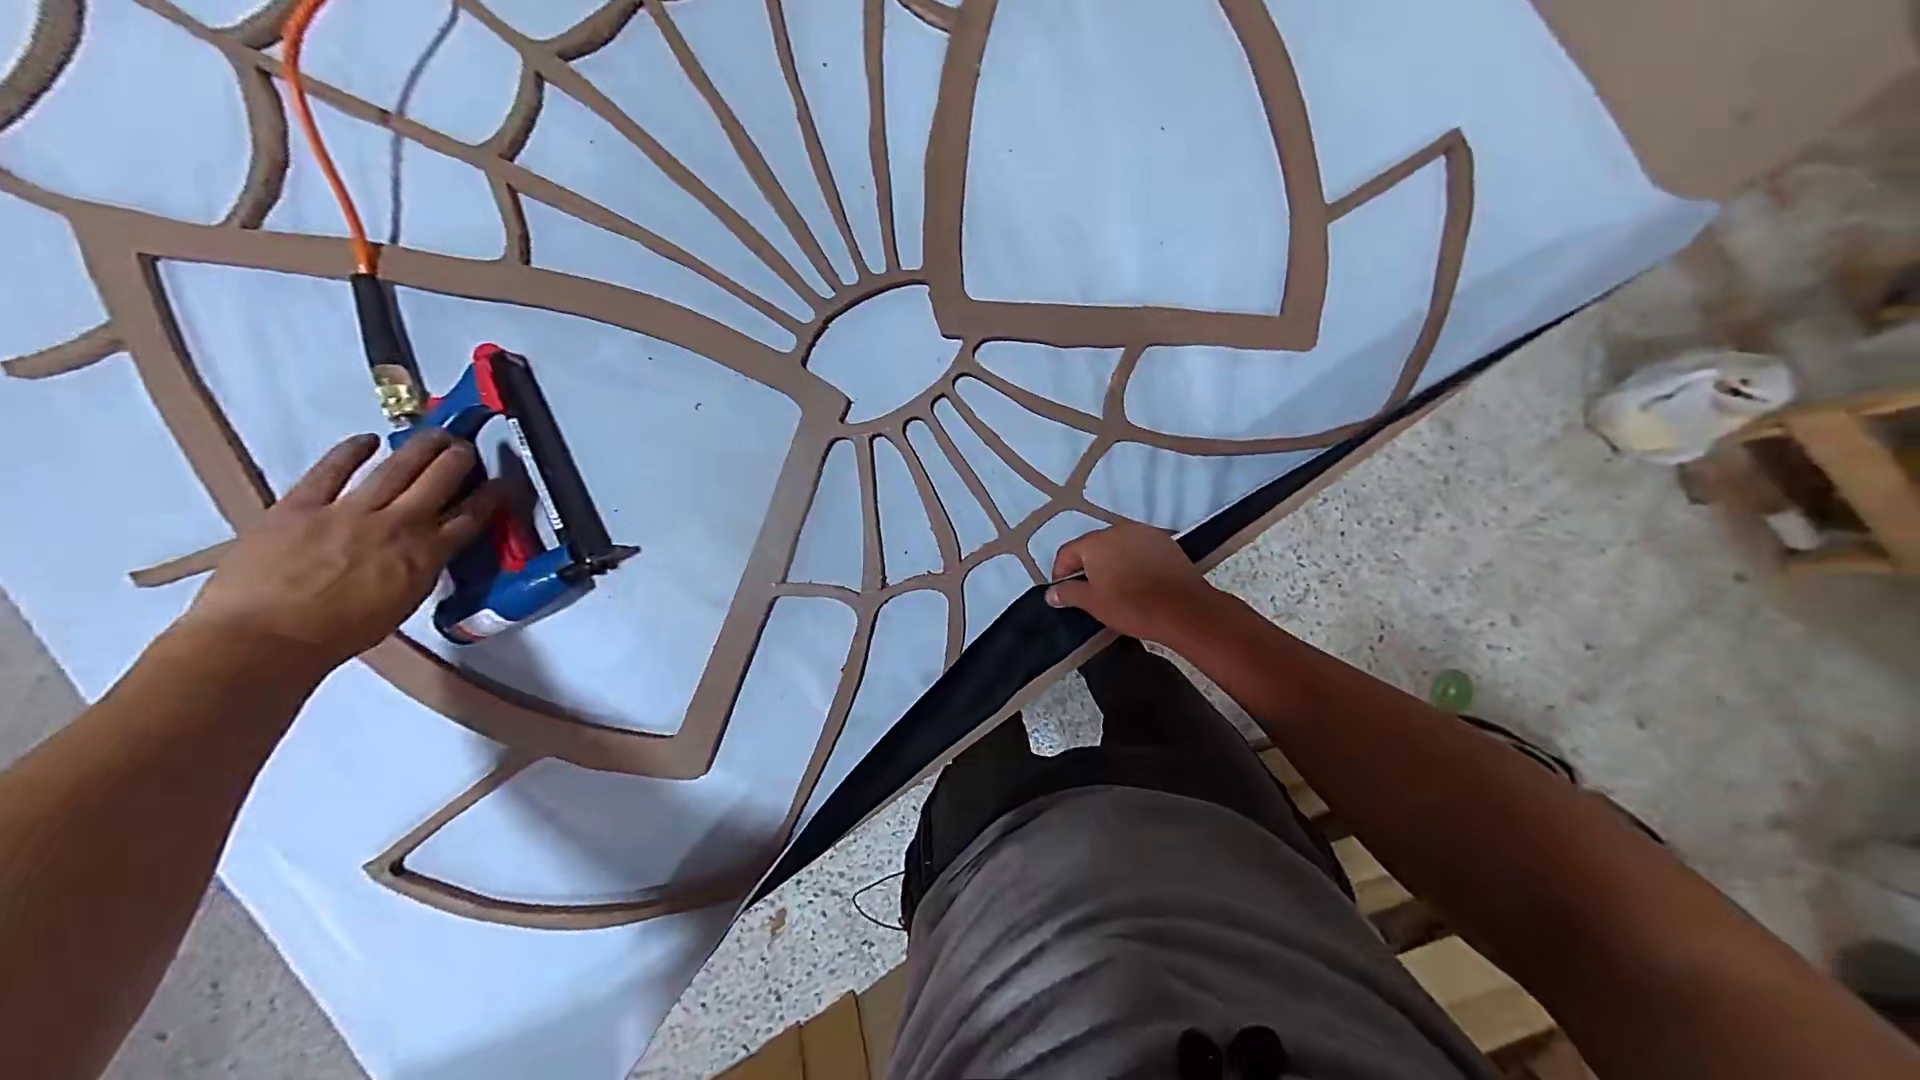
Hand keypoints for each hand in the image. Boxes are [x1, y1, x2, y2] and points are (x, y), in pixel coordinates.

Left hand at [178, 432, 506, 671]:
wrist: (266, 638)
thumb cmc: (338, 633)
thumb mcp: (402, 603)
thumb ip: (419, 569)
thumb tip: (427, 550)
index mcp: (425, 556)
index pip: (470, 517)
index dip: (491, 496)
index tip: (503, 483)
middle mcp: (398, 526)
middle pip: (439, 481)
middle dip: (459, 459)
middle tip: (467, 447)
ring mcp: (349, 512)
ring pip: (397, 468)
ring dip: (421, 447)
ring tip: (436, 434)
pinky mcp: (302, 505)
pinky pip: (332, 470)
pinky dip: (350, 451)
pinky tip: (366, 440)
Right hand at [1044, 524, 1229, 645]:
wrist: (1184, 609)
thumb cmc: (1132, 606)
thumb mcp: (1093, 603)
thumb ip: (1068, 593)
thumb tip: (1050, 593)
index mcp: (1095, 542)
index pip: (1067, 553)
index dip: (1060, 573)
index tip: (1064, 593)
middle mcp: (1118, 530)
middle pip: (1093, 547)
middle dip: (1087, 567)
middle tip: (1090, 592)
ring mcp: (1144, 533)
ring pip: (1118, 547)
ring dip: (1111, 563)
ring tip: (1116, 587)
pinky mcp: (1165, 542)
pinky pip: (1139, 549)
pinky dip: (1133, 561)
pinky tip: (1139, 581)